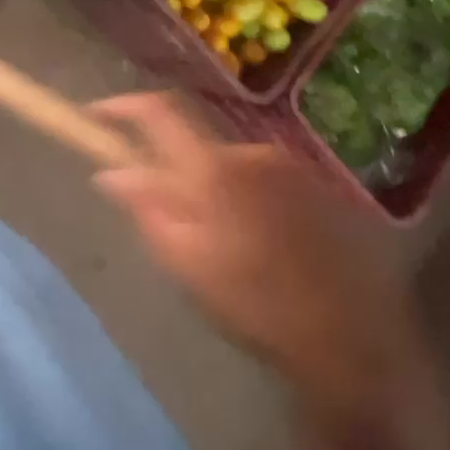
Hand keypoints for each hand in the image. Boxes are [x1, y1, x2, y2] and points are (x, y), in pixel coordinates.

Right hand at [90, 93, 416, 391]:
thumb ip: (146, 207)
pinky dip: (245, 201)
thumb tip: (112, 171)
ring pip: (229, 166)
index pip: (159, 112)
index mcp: (213, 169)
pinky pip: (262, 181)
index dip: (122, 106)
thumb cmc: (255, 305)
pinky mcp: (320, 189)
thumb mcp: (184, 262)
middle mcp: (253, 153)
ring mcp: (292, 169)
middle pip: (194, 145)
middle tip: (165, 215)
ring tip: (218, 243)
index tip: (95, 115)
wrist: (354, 342)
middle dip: (171, 171)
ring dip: (212, 190)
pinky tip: (257, 247)